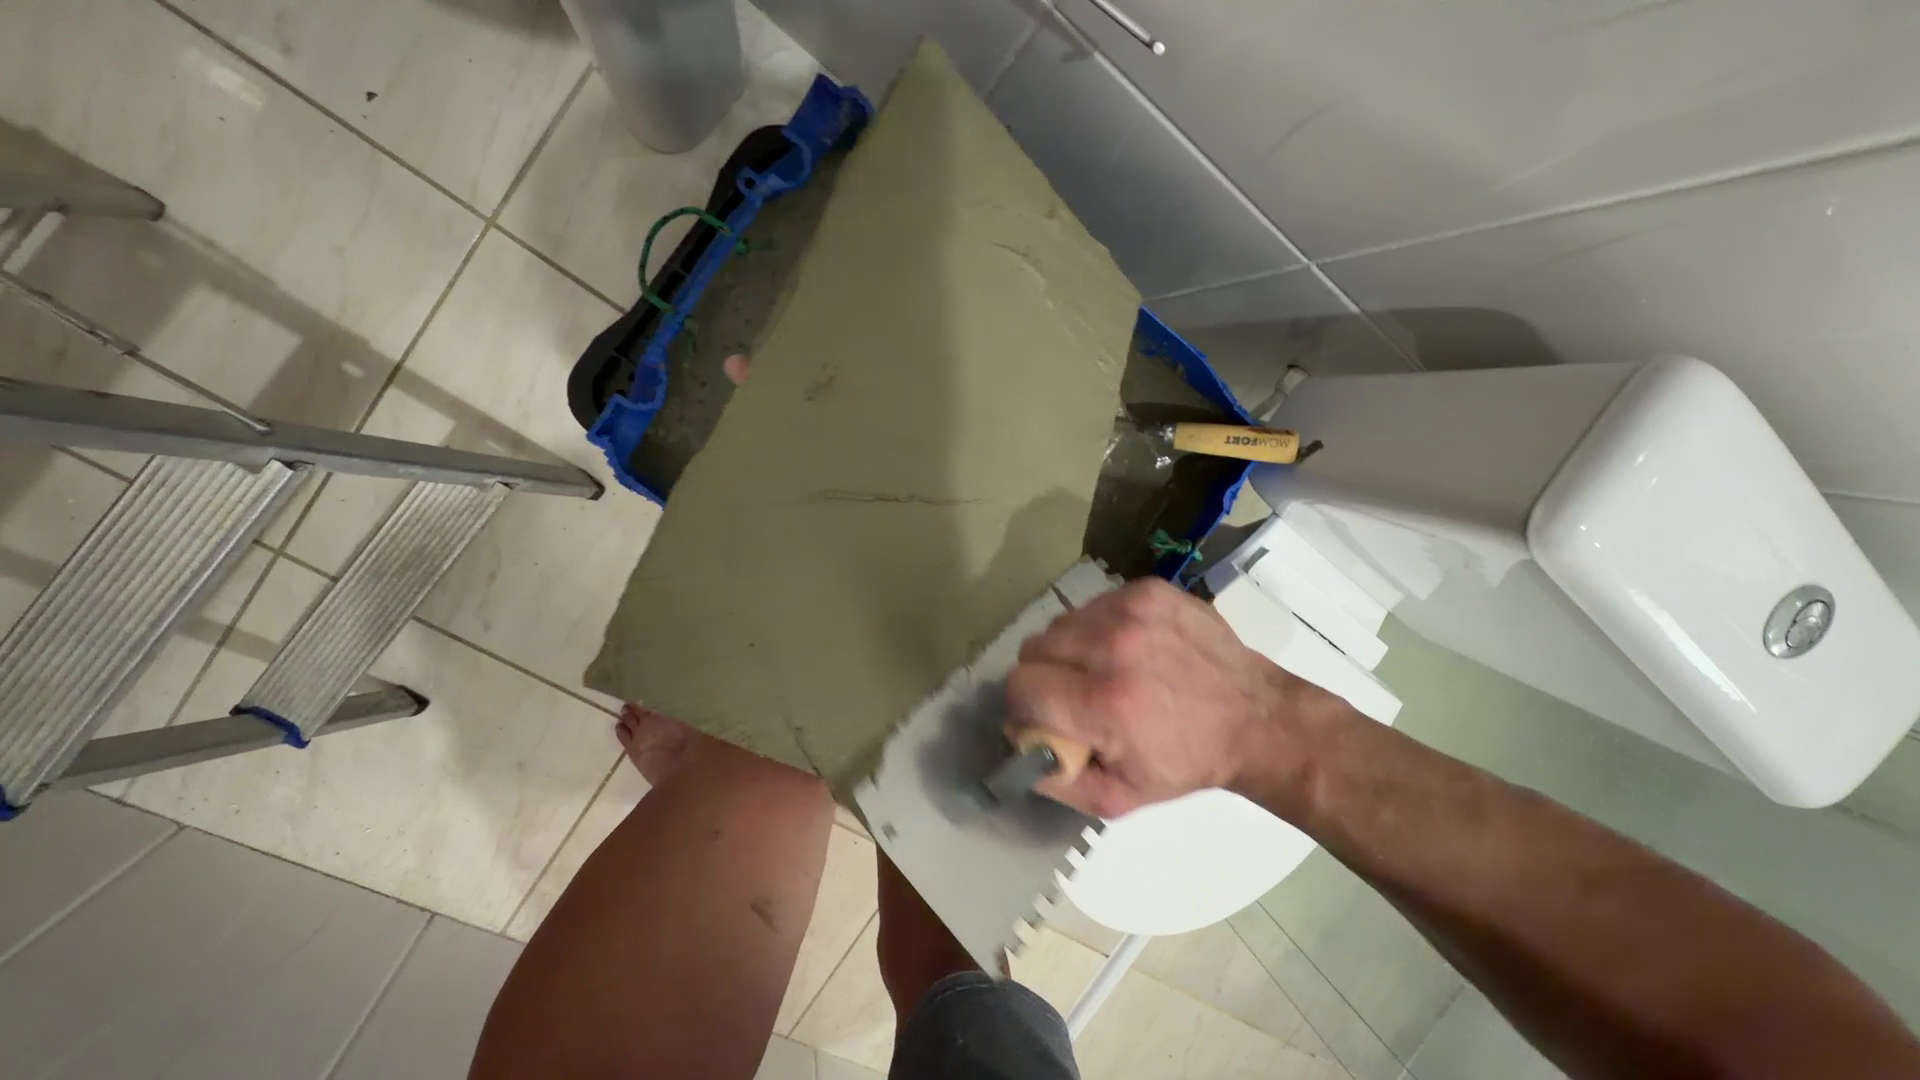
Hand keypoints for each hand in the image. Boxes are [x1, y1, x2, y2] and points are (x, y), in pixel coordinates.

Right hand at [1004, 578, 1305, 818]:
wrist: (1255, 719)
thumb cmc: (1186, 762)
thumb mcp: (1118, 798)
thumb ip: (1058, 782)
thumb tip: (1020, 752)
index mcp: (1104, 702)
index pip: (1019, 686)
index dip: (1022, 708)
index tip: (1041, 720)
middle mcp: (1113, 647)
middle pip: (1033, 649)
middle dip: (1043, 677)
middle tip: (1072, 697)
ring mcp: (1132, 611)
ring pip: (1060, 624)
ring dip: (1070, 650)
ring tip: (1102, 672)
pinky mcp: (1149, 590)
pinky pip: (1093, 604)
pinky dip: (1098, 627)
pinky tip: (1128, 649)